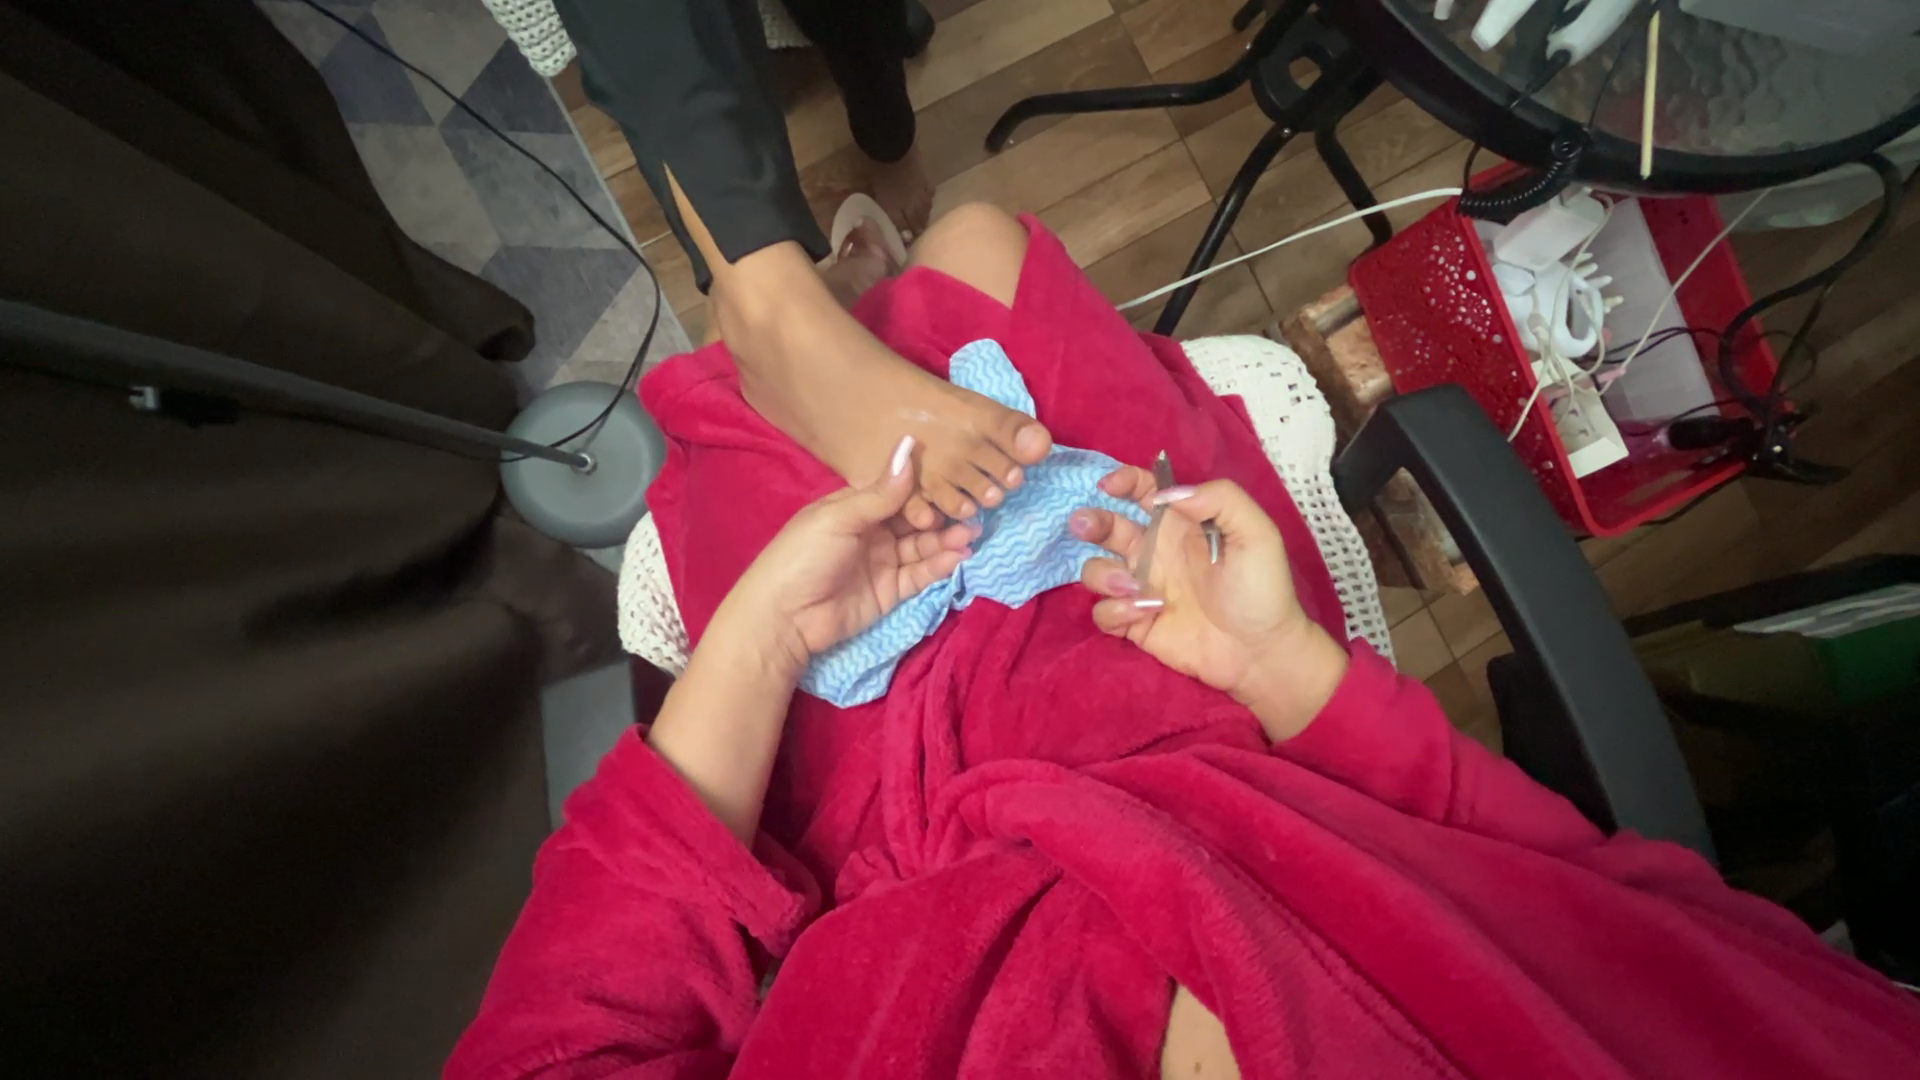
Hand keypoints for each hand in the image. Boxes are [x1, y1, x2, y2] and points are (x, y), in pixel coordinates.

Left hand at [719, 436, 973, 679]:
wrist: (784, 617)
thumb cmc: (803, 556)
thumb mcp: (840, 517)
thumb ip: (881, 492)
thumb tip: (909, 446)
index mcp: (855, 506)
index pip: (898, 491)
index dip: (924, 486)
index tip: (953, 479)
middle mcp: (872, 531)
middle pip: (915, 519)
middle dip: (943, 515)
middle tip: (972, 510)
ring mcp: (883, 561)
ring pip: (923, 546)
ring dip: (947, 540)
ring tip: (972, 534)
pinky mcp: (891, 591)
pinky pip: (920, 574)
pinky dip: (940, 565)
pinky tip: (959, 556)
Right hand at [1070, 468, 1345, 731]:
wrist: (1261, 652)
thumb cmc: (1262, 590)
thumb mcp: (1257, 534)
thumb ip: (1220, 500)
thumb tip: (1168, 494)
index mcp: (1179, 525)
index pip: (1143, 491)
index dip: (1123, 481)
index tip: (1108, 485)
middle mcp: (1153, 551)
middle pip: (1106, 526)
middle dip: (1091, 522)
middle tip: (1084, 526)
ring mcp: (1140, 588)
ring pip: (1096, 569)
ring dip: (1104, 573)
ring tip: (1131, 586)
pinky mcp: (1134, 623)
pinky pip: (1103, 611)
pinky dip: (1114, 610)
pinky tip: (1144, 614)